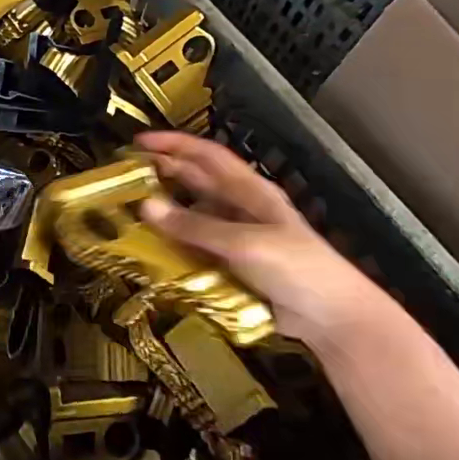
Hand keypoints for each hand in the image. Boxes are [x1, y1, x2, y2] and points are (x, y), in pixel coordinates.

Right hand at [134, 131, 398, 347]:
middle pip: (196, 181)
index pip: (207, 155)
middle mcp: (240, 207)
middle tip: (125, 177)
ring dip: (164, 212)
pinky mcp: (231, 262)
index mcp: (250, 191)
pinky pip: (195, 246)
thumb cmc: (297, 268)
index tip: (139, 142)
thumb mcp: (244, 244)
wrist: (333, 317)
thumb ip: (194, 227)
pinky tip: (151, 249)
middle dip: (162, 175)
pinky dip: (173, 243)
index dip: (174, 144)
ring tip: (130, 213)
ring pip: (192, 215)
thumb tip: (145, 206)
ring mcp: (236, 235)